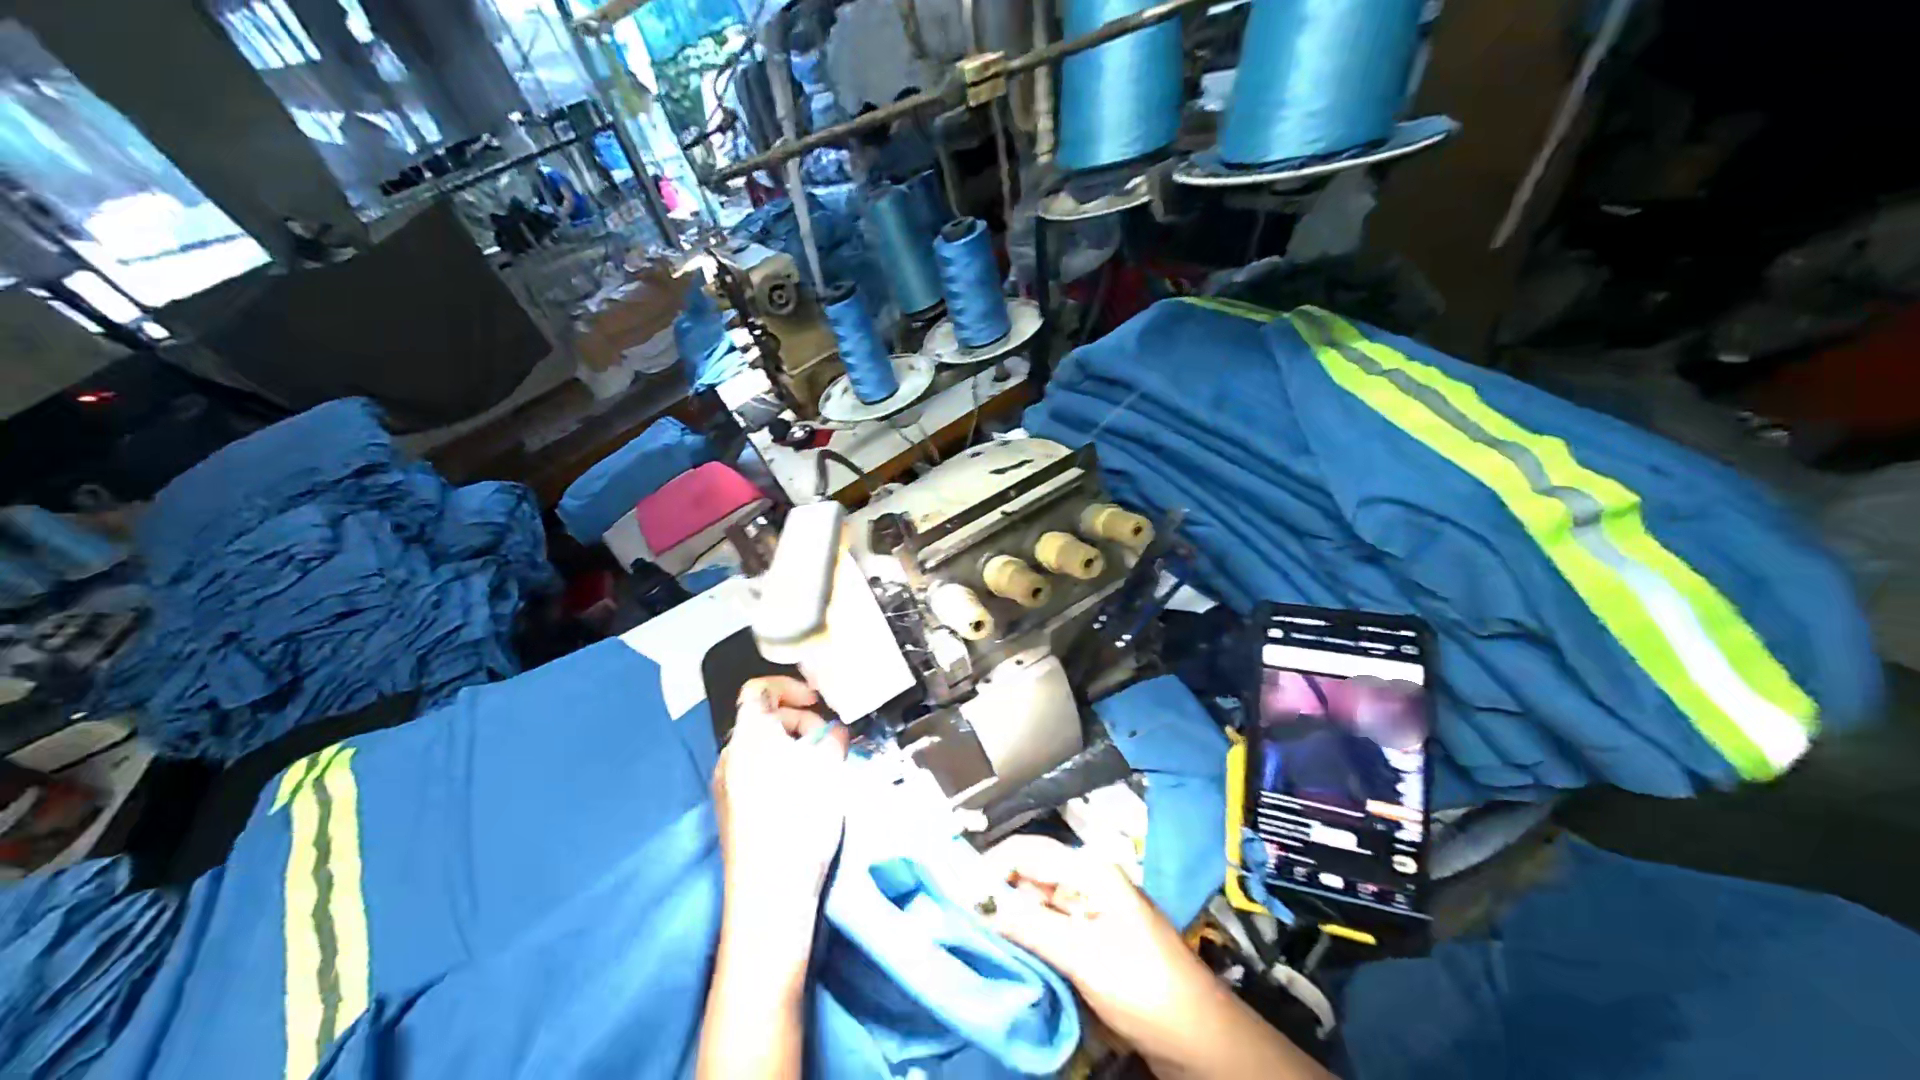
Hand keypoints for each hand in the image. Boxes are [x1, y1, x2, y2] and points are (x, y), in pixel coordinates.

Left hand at [711, 675, 851, 903]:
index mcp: (749, 736)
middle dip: (799, 721)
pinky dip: (781, 768)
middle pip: (763, 718)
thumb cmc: (800, 818)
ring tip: (822, 768)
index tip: (817, 701)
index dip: (789, 687)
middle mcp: (731, 755)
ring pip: (762, 747)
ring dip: (792, 746)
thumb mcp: (828, 768)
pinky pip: (756, 771)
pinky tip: (805, 791)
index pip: (758, 689)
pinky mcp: (731, 809)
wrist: (770, 891)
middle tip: (828, 741)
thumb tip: (835, 731)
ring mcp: (727, 784)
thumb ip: (833, 737)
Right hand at [984, 835, 1216, 1041]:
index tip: (957, 895)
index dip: (989, 867)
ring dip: (1009, 922)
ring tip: (977, 941)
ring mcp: (1090, 914)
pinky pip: (1048, 932)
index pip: (1026, 852)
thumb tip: (978, 904)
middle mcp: (1087, 883)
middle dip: (996, 896)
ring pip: (1035, 906)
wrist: (1200, 1040)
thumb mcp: (1083, 955)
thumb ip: (1029, 925)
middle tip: (961, 923)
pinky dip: (1027, 941)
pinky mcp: (1092, 943)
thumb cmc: (1144, 986)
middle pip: (1028, 877)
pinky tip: (1008, 957)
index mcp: (1089, 871)